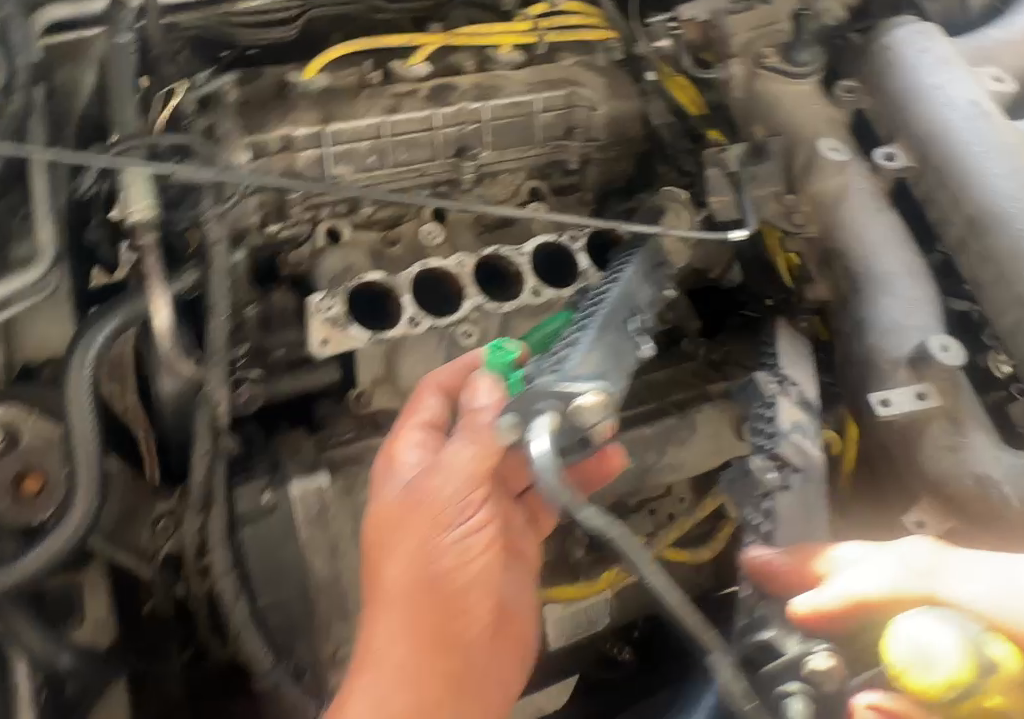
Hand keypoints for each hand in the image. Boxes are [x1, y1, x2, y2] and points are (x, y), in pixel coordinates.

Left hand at [327, 348, 626, 718]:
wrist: (445, 672)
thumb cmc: (432, 573)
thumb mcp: (448, 493)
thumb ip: (474, 434)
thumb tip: (490, 378)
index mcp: (415, 457)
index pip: (439, 395)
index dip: (474, 369)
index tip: (518, 351)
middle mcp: (448, 475)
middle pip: (488, 421)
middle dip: (526, 399)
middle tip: (572, 378)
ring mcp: (483, 507)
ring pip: (523, 456)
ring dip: (557, 435)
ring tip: (600, 414)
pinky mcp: (516, 538)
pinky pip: (547, 496)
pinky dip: (574, 477)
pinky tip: (609, 460)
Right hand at [741, 536, 1023, 718]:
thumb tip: (862, 701)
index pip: (936, 576)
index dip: (855, 590)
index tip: (793, 611)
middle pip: (921, 557)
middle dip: (835, 564)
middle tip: (758, 565)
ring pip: (934, 566)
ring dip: (860, 578)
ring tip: (790, 577)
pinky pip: (963, 588)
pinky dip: (907, 599)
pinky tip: (861, 605)